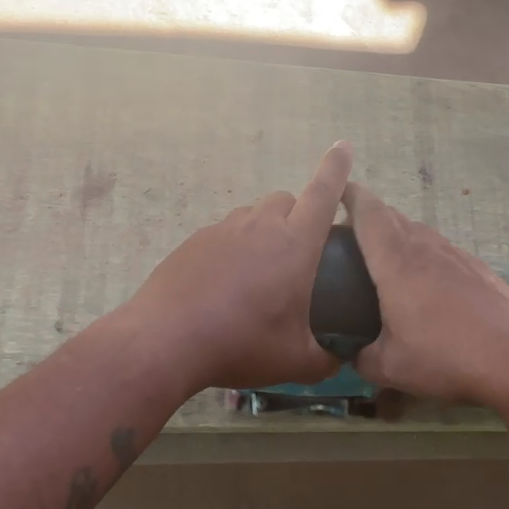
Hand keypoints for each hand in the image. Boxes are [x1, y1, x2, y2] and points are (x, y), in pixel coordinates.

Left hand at [123, 142, 352, 390]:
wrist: (166, 340)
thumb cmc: (241, 344)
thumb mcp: (295, 361)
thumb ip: (326, 357)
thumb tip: (340, 359)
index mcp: (295, 244)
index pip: (323, 194)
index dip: (337, 169)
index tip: (343, 146)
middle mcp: (259, 226)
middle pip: (285, 199)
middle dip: (298, 213)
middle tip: (298, 253)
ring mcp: (222, 230)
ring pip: (252, 215)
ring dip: (264, 232)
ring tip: (259, 275)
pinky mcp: (193, 242)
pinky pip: (224, 234)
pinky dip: (233, 250)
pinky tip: (224, 286)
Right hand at [342, 182, 508, 413]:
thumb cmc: (448, 357)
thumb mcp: (390, 368)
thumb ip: (361, 357)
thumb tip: (349, 353)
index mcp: (397, 261)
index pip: (367, 211)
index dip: (347, 195)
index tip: (332, 192)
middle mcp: (427, 247)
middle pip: (391, 217)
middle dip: (366, 217)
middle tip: (345, 235)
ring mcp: (458, 255)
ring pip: (419, 233)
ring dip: (397, 237)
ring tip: (381, 261)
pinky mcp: (479, 270)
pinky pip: (440, 251)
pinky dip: (423, 257)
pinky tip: (424, 287)